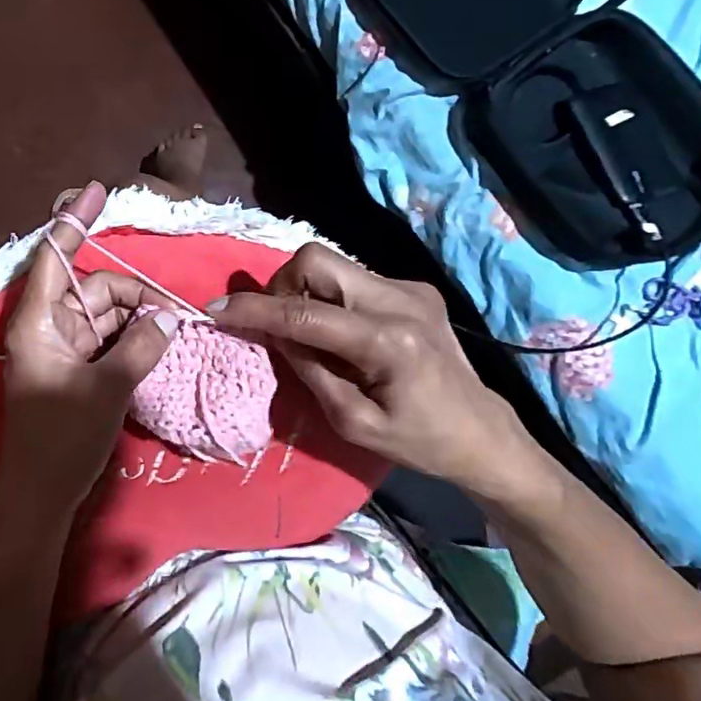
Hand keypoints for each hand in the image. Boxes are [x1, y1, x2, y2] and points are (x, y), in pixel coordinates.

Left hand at [0, 182, 177, 517]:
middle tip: (179, 314)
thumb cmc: (60, 441)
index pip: (55, 257)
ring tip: (176, 330)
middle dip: (135, 294)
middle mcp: (49, 327)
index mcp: (39, 322)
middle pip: (94, 289)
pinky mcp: (75, 370)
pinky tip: (160, 342)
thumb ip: (141, 346)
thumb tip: (171, 316)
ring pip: (106, 315)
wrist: (40, 498)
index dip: (74, 222)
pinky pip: (107, 339)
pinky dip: (132, 338)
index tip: (97, 190)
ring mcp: (62, 349)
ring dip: (138, 318)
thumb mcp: (106, 390)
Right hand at [208, 244, 558, 509]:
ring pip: (331, 263)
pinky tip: (342, 332)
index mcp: (388, 341)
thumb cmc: (418, 442)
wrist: (482, 434)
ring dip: (305, 291)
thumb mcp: (352, 422)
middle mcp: (400, 299)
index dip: (255, 310)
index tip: (217, 310)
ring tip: (310, 332)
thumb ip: (308, 369)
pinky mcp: (414, 287)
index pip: (304, 313)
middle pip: (316, 259)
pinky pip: (352, 278)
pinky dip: (330, 298)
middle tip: (279, 325)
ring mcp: (410, 287)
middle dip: (283, 286)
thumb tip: (271, 332)